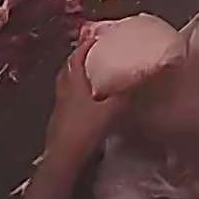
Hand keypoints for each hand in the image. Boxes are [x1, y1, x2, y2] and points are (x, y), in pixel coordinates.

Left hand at [41, 36, 127, 167]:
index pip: (76, 58)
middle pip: (68, 69)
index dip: (85, 46)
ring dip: (78, 77)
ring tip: (93, 76)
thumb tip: (139, 81)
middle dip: (79, 59)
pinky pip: (68, 99)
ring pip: (67, 84)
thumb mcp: (110, 112)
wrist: (63, 160)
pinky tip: (89, 101)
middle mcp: (63, 91)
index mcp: (73, 84)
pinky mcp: (59, 121)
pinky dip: (77, 94)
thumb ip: (123, 96)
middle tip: (93, 54)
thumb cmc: (85, 130)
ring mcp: (59, 107)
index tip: (96, 38)